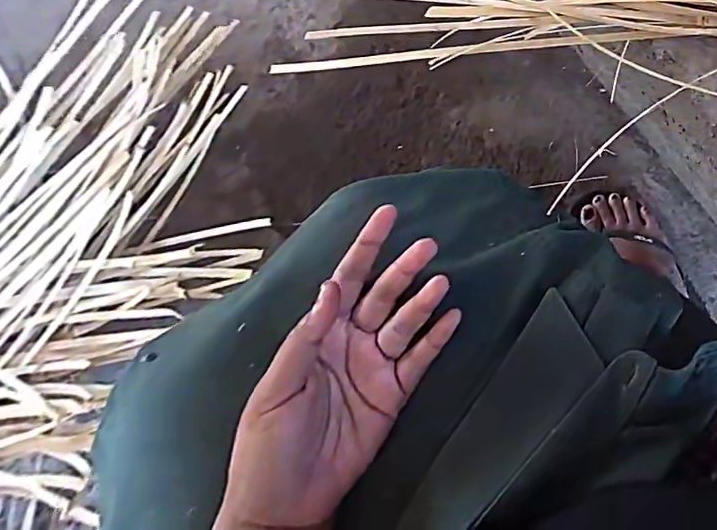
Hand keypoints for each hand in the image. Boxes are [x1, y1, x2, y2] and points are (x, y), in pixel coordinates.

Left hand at [215, 205, 461, 529]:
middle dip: (403, 267)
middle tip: (426, 245)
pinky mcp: (393, 392)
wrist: (283, 508)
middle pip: (383, 294)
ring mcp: (375, 365)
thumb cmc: (265, 449)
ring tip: (439, 283)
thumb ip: (304, 337)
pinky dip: (437, 337)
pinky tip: (451, 318)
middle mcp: (352, 342)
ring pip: (405, 321)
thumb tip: (328, 290)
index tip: (385, 215)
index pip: (346, 280)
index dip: (366, 246)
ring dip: (423, 301)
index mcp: (320, 335)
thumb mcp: (275, 390)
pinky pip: (420, 358)